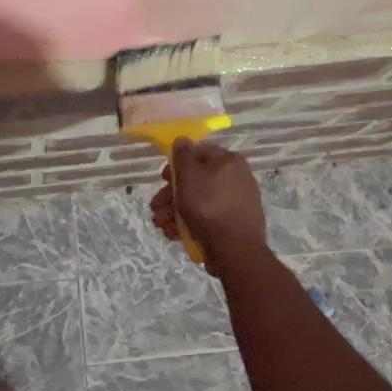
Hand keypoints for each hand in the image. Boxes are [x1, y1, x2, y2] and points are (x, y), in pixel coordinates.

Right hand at [149, 138, 270, 271]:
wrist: (235, 251)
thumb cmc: (209, 207)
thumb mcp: (189, 176)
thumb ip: (182, 155)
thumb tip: (182, 139)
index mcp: (229, 161)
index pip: (199, 152)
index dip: (177, 163)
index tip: (163, 178)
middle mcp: (236, 178)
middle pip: (196, 180)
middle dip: (171, 194)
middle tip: (155, 207)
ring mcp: (236, 203)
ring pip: (199, 202)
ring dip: (174, 212)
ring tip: (161, 225)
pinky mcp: (234, 225)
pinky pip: (208, 218)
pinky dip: (189, 224)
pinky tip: (174, 235)